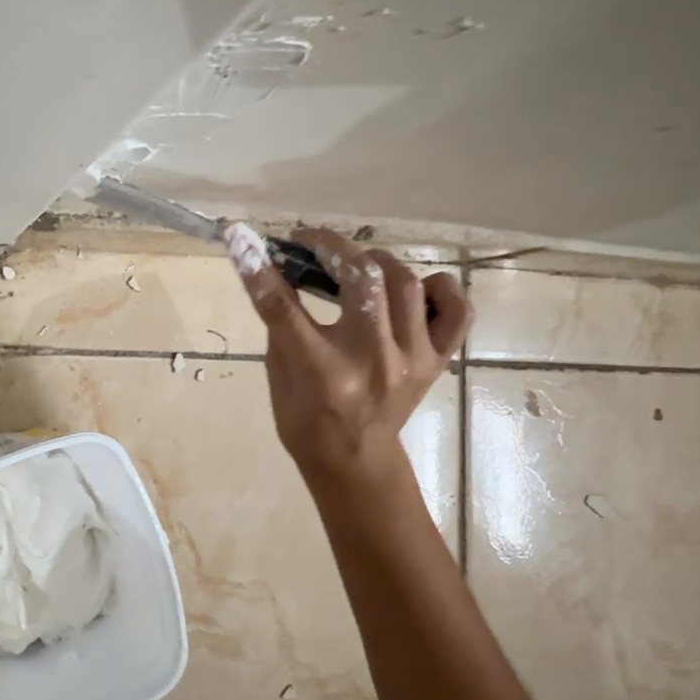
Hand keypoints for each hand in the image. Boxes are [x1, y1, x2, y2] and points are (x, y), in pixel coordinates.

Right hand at [226, 226, 471, 491]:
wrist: (354, 461)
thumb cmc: (305, 419)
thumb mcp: (279, 372)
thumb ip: (281, 320)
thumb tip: (271, 266)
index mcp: (321, 371)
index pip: (285, 308)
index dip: (258, 269)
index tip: (242, 238)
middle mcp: (372, 360)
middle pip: (360, 279)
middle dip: (331, 247)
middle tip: (310, 242)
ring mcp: (412, 359)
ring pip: (405, 283)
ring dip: (374, 262)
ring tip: (352, 264)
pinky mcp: (437, 361)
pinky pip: (456, 311)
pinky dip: (439, 288)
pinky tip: (412, 288)